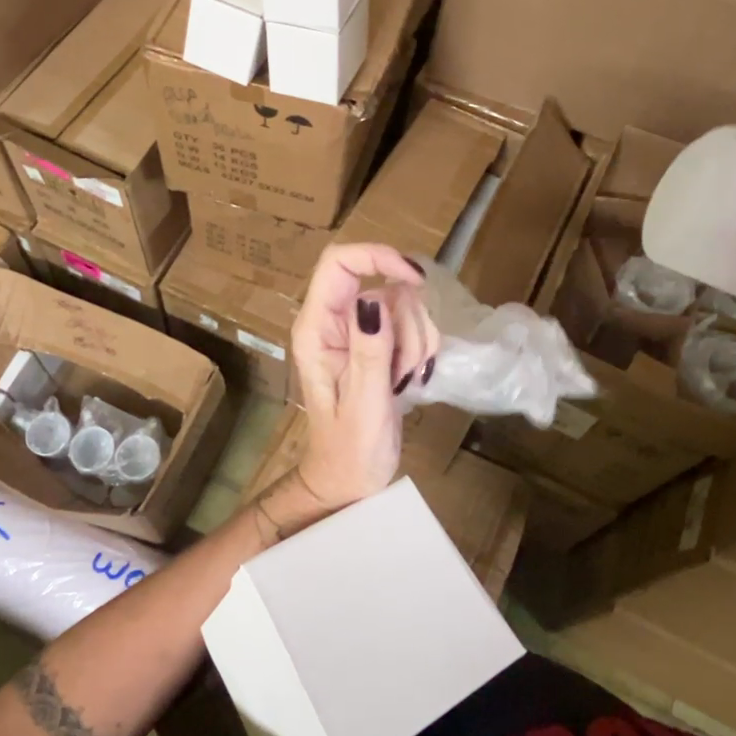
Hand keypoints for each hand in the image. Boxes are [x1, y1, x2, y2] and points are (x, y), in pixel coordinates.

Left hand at [280, 244, 437, 518]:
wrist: (352, 479)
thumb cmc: (350, 449)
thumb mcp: (363, 402)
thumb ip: (368, 350)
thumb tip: (373, 299)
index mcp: (316, 329)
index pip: (338, 263)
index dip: (377, 256)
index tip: (415, 280)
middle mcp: (332, 321)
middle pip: (381, 284)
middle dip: (406, 321)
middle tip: (403, 368)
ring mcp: (356, 330)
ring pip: (401, 304)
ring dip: (415, 341)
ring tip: (401, 382)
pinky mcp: (376, 342)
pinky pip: (410, 323)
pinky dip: (419, 349)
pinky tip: (407, 379)